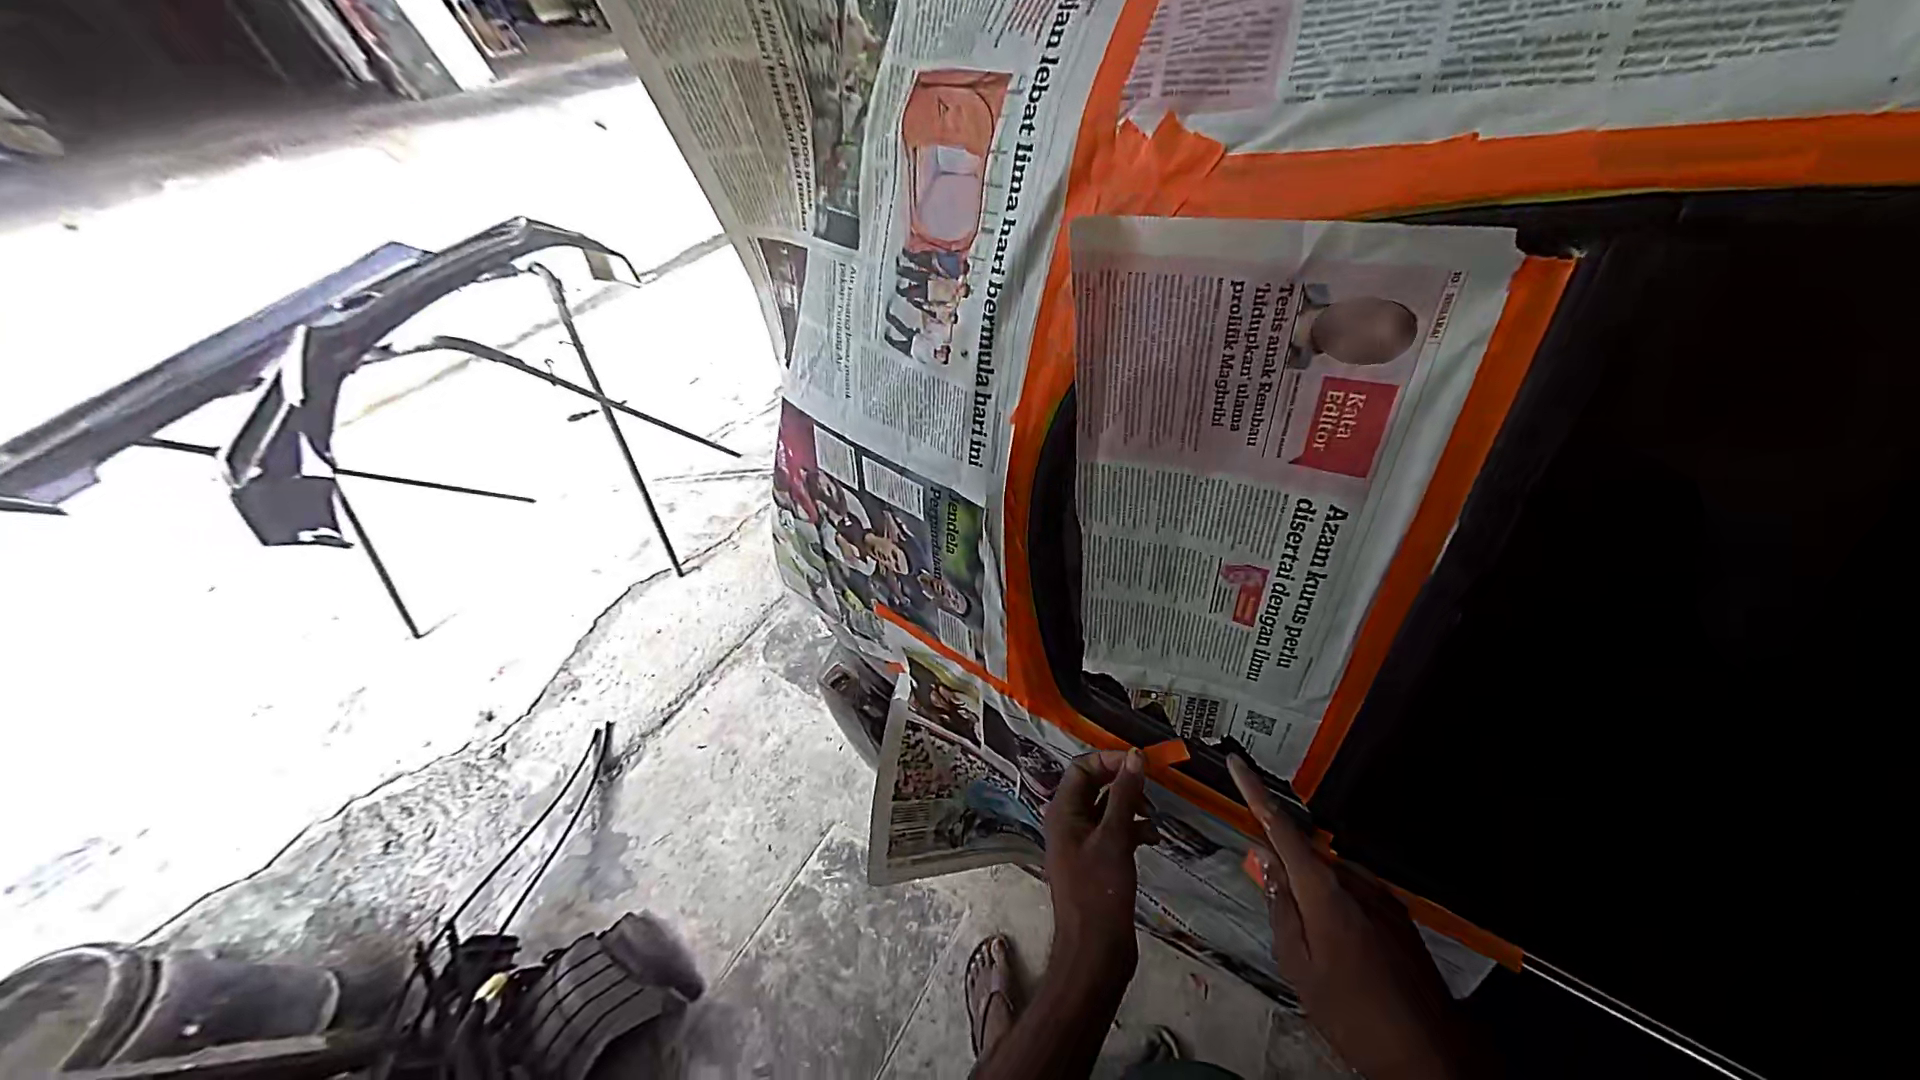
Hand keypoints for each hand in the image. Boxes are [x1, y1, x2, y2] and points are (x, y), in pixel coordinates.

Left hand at [1043, 748, 1152, 974]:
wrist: (1095, 951)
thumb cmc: (1099, 891)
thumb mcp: (1114, 837)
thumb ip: (1124, 794)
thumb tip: (1134, 756)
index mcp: (1062, 810)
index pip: (1081, 767)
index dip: (1109, 759)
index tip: (1140, 762)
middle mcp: (1068, 821)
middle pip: (1094, 785)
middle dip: (1123, 782)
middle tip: (1152, 788)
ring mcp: (1082, 842)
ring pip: (1107, 809)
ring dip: (1131, 806)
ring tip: (1154, 817)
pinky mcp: (1097, 860)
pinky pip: (1114, 831)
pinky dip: (1133, 829)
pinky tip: (1152, 838)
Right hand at [1228, 755, 1473, 1079]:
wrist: (1432, 1055)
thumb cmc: (1355, 1013)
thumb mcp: (1297, 964)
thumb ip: (1278, 904)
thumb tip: (1265, 860)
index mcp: (1323, 891)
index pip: (1279, 827)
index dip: (1254, 792)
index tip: (1237, 764)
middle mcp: (1354, 882)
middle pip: (1303, 855)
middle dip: (1284, 873)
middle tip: (1287, 922)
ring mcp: (1381, 896)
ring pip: (1329, 877)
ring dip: (1313, 897)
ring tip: (1323, 955)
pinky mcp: (1399, 915)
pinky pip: (1354, 894)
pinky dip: (1338, 909)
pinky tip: (1346, 955)